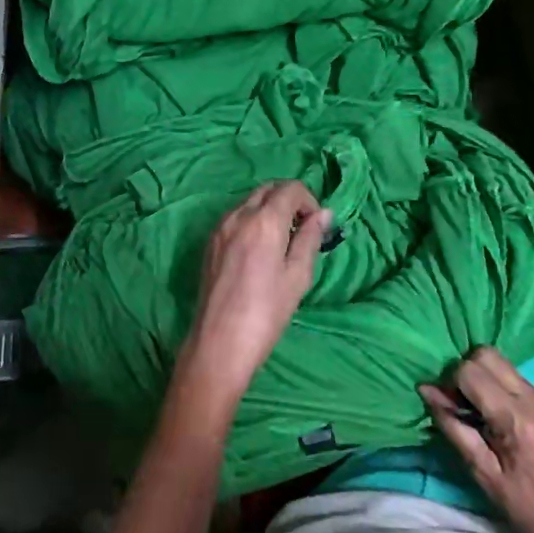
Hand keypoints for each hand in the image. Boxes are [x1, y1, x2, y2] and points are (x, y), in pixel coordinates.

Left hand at [182, 181, 329, 395]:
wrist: (219, 343)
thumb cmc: (266, 312)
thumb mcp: (298, 276)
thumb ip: (310, 238)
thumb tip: (324, 213)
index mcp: (264, 221)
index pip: (290, 188)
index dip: (309, 200)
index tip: (316, 226)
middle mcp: (239, 215)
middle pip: (268, 188)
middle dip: (289, 199)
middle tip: (301, 229)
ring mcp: (220, 227)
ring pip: (250, 201)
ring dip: (270, 209)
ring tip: (281, 242)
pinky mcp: (209, 242)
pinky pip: (236, 216)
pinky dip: (252, 220)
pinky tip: (259, 250)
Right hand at [421, 347, 533, 532]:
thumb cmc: (529, 513)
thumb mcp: (484, 474)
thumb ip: (454, 427)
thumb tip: (427, 392)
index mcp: (517, 418)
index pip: (471, 370)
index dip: (451, 383)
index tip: (447, 407)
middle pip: (489, 355)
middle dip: (468, 372)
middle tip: (462, 405)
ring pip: (508, 367)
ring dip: (488, 382)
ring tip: (483, 417)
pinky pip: (525, 386)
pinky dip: (507, 395)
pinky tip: (507, 427)